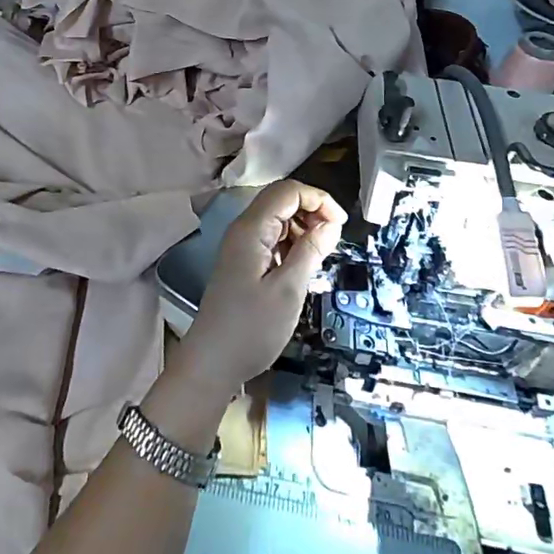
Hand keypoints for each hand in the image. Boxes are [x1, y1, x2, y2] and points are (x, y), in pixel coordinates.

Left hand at [171, 181, 344, 398]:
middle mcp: (243, 229)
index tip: (341, 224)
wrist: (212, 363)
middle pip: (281, 200)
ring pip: (277, 218)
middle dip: (311, 210)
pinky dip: (291, 242)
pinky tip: (302, 263)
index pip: (287, 191)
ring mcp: (241, 246)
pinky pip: (271, 237)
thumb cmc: (252, 328)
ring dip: (302, 226)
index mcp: (251, 229)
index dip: (318, 199)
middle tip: (332, 237)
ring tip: (320, 252)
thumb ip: (310, 251)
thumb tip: (331, 224)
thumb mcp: (289, 290)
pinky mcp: (243, 262)